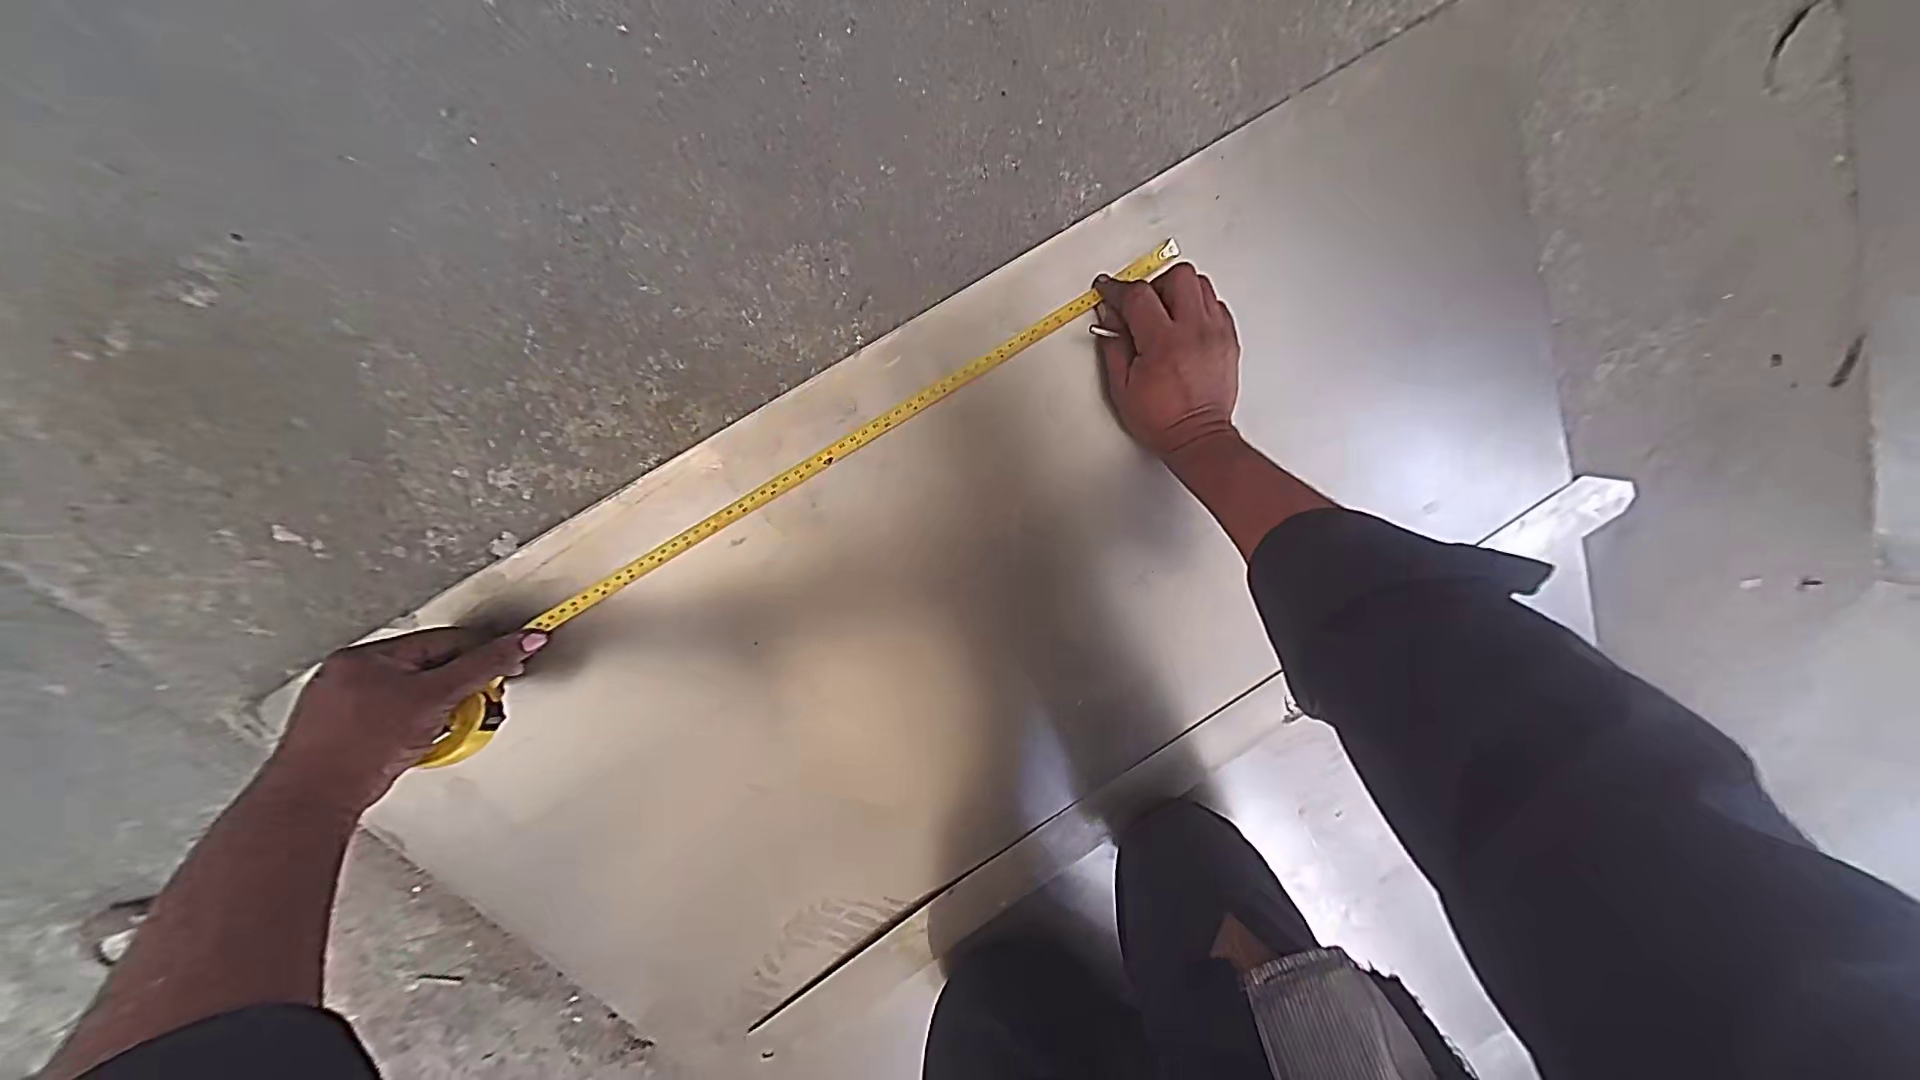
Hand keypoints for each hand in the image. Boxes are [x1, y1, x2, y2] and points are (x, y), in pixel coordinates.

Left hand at [264, 627, 547, 813]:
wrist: (315, 798)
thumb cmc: (358, 747)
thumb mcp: (439, 696)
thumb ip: (487, 665)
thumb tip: (521, 641)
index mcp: (368, 656)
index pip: (446, 640)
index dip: (484, 652)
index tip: (511, 659)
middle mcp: (352, 674)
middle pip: (433, 666)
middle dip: (461, 685)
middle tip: (476, 701)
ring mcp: (346, 704)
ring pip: (418, 692)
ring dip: (443, 707)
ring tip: (447, 725)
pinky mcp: (348, 731)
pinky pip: (401, 715)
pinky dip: (422, 724)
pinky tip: (424, 739)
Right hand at [1093, 262, 1240, 458]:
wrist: (1197, 437)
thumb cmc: (1163, 420)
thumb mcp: (1121, 388)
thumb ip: (1113, 347)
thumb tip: (1109, 319)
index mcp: (1164, 343)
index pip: (1138, 296)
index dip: (1117, 289)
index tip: (1107, 290)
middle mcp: (1195, 331)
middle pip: (1177, 276)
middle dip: (1153, 285)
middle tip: (1140, 305)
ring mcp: (1216, 333)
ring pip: (1200, 284)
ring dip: (1177, 292)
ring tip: (1163, 314)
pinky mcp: (1228, 339)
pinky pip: (1215, 304)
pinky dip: (1196, 307)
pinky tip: (1183, 325)